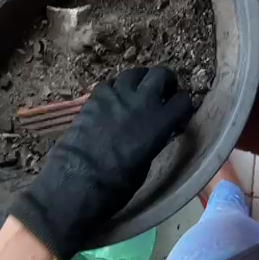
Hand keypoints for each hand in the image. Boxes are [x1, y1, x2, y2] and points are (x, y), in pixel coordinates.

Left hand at [8, 67, 194, 259]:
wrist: (75, 182)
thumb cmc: (115, 187)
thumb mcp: (146, 163)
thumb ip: (154, 139)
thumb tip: (155, 130)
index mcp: (159, 123)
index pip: (183, 101)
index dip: (183, 106)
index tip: (179, 113)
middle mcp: (142, 102)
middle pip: (162, 74)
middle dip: (166, 82)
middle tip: (162, 94)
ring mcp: (117, 95)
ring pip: (136, 72)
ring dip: (141, 81)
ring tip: (138, 93)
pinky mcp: (95, 96)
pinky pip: (112, 82)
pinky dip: (117, 88)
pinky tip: (114, 100)